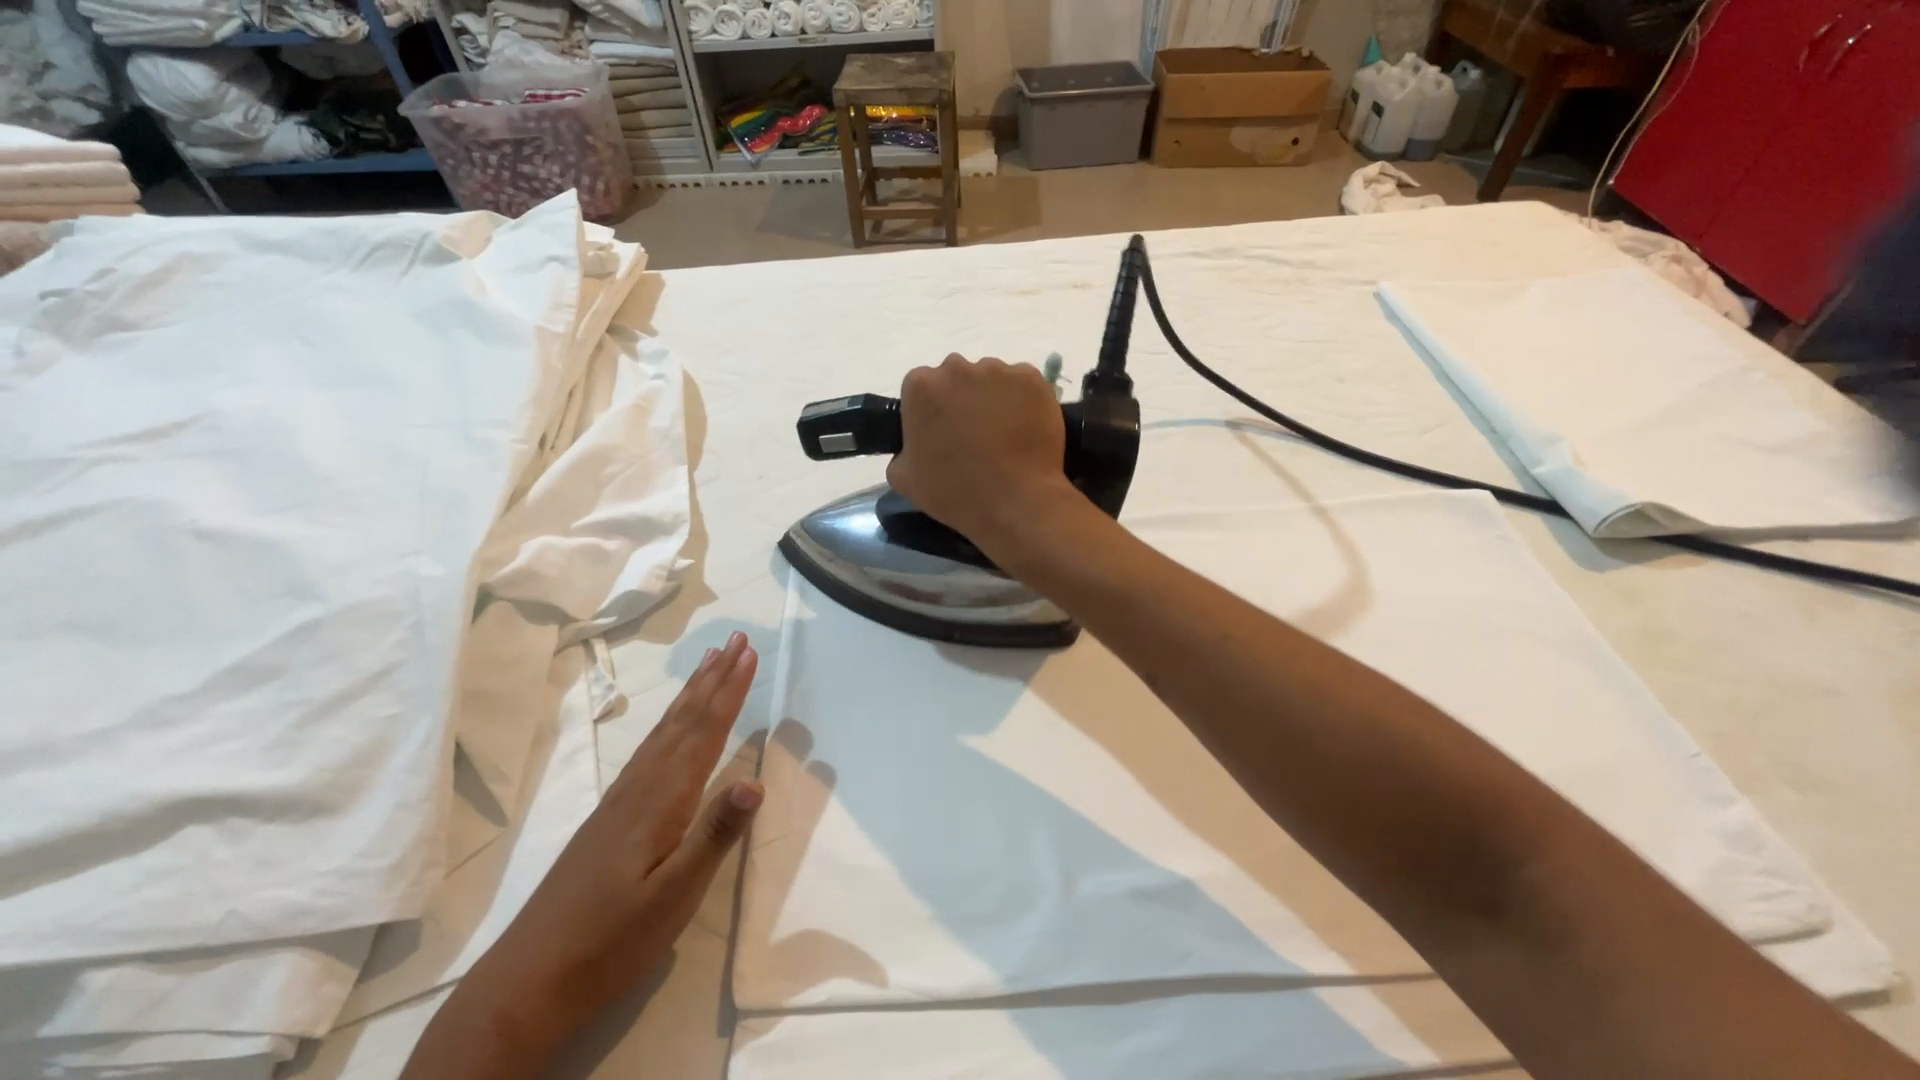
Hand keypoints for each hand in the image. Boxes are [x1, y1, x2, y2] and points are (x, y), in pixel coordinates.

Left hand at [402, 632, 763, 1079]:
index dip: (729, 692)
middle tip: (736, 639)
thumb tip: (756, 781)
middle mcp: (640, 789)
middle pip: (684, 722)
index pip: (704, 734)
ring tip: (708, 665)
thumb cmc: (613, 940)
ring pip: (664, 734)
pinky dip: (669, 726)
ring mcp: (621, 802)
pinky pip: (649, 752)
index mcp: (661, 802)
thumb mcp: (673, 897)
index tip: (748, 653)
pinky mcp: (610, 819)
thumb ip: (713, 836)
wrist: (532, 977)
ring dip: (691, 696)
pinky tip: (670, 731)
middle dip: (713, 680)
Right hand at [886, 354, 1080, 550]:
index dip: (931, 412)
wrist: (1015, 501)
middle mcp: (957, 368)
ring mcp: (998, 370)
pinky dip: (1023, 401)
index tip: (941, 434)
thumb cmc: (955, 491)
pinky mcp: (1033, 379)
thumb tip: (915, 446)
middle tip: (973, 435)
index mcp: (921, 387)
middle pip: (956, 377)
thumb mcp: (904, 478)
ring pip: (991, 379)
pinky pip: (1022, 385)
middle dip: (961, 399)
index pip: (921, 389)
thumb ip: (901, 450)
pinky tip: (1025, 429)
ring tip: (1003, 435)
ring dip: (993, 399)